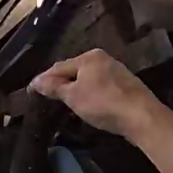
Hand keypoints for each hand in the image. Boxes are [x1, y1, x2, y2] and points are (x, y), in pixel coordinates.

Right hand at [29, 49, 165, 139]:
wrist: (141, 116)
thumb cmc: (103, 103)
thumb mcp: (73, 96)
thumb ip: (55, 87)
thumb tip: (37, 81)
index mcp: (89, 57)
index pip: (59, 67)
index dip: (44, 79)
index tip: (31, 89)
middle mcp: (103, 59)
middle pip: (75, 70)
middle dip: (61, 82)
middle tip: (46, 95)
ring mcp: (116, 71)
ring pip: (89, 78)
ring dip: (76, 88)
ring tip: (64, 100)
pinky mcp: (125, 85)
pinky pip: (100, 86)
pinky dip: (90, 93)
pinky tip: (88, 103)